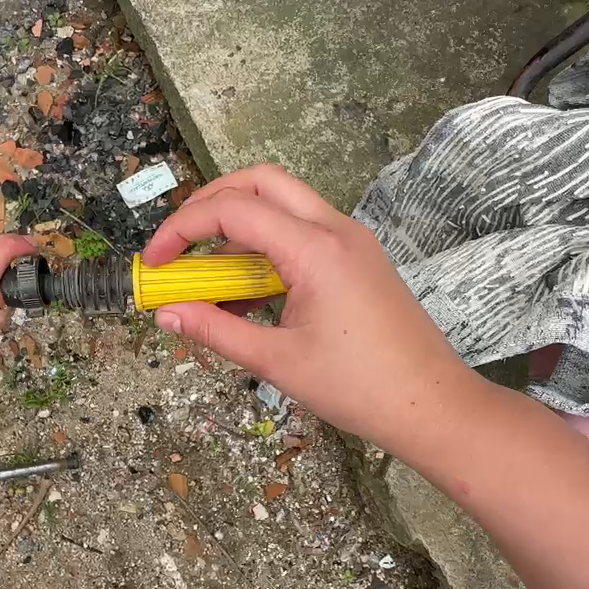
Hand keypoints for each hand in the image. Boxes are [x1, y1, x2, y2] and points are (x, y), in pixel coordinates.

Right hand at [141, 165, 477, 451]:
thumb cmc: (358, 388)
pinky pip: (302, 232)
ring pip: (283, 202)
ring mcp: (351, 240)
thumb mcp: (276, 362)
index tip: (154, 263)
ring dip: (238, 224)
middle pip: (260, 181)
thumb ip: (215, 331)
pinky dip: (265, 246)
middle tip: (179, 243)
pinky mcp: (358, 258)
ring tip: (209, 275)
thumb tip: (166, 314)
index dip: (182, 229)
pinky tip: (247, 293)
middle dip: (209, 202)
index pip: (233, 211)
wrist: (434, 407)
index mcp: (315, 249)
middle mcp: (335, 229)